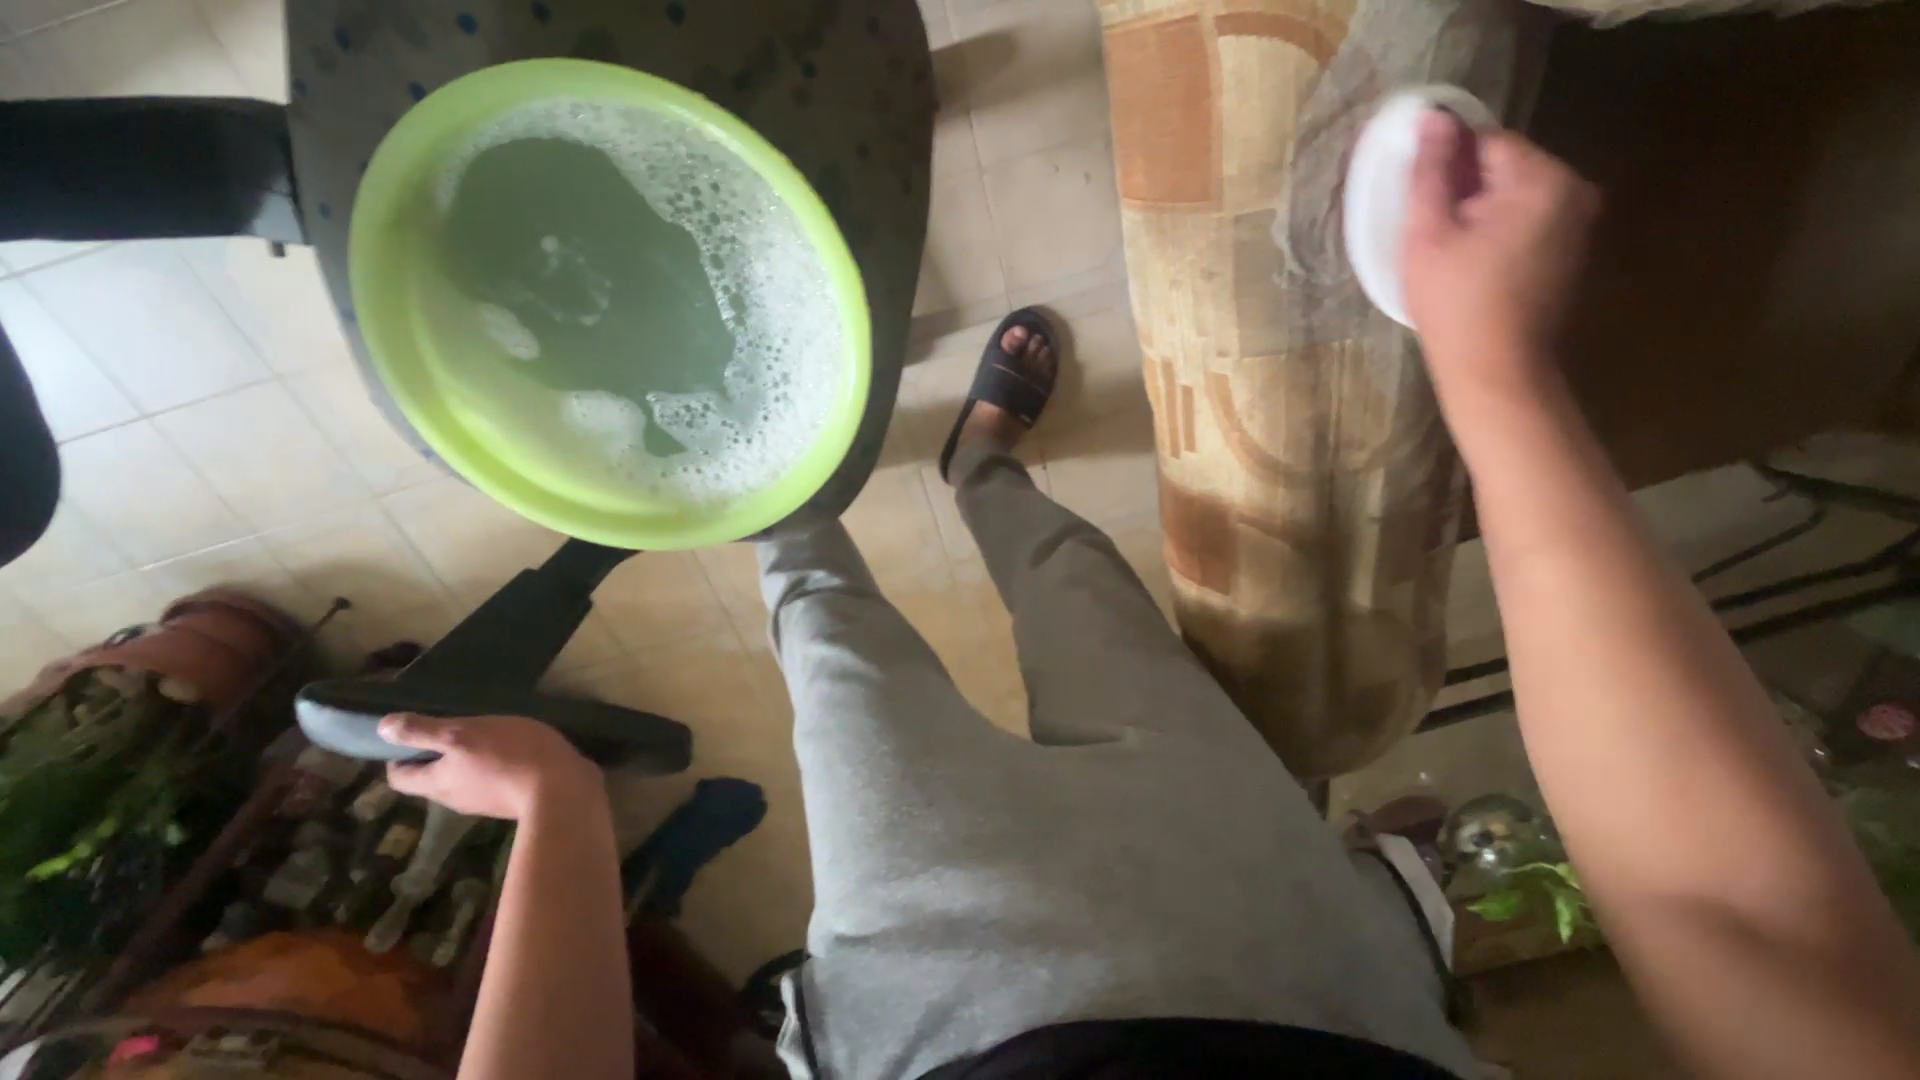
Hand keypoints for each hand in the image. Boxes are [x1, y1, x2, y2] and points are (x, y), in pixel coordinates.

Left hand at [381, 713, 599, 819]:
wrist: (562, 790)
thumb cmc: (509, 756)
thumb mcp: (463, 735)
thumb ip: (424, 732)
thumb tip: (382, 728)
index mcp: (436, 783)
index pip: (399, 776)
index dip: (400, 756)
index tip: (416, 736)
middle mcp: (454, 798)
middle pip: (432, 780)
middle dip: (438, 758)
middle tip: (458, 732)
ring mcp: (485, 803)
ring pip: (464, 782)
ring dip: (469, 764)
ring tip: (491, 739)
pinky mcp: (513, 802)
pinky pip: (494, 784)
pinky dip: (497, 770)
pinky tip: (517, 754)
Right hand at [1402, 109, 1599, 387]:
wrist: (1495, 369)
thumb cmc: (1454, 303)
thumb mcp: (1427, 235)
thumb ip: (1429, 172)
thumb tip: (1431, 118)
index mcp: (1543, 179)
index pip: (1487, 142)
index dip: (1446, 167)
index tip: (1420, 202)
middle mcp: (1574, 191)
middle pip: (1505, 169)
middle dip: (1465, 190)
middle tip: (1430, 233)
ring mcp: (1579, 223)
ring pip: (1515, 197)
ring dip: (1480, 213)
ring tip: (1447, 252)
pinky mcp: (1571, 251)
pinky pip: (1529, 223)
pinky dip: (1498, 233)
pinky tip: (1472, 267)